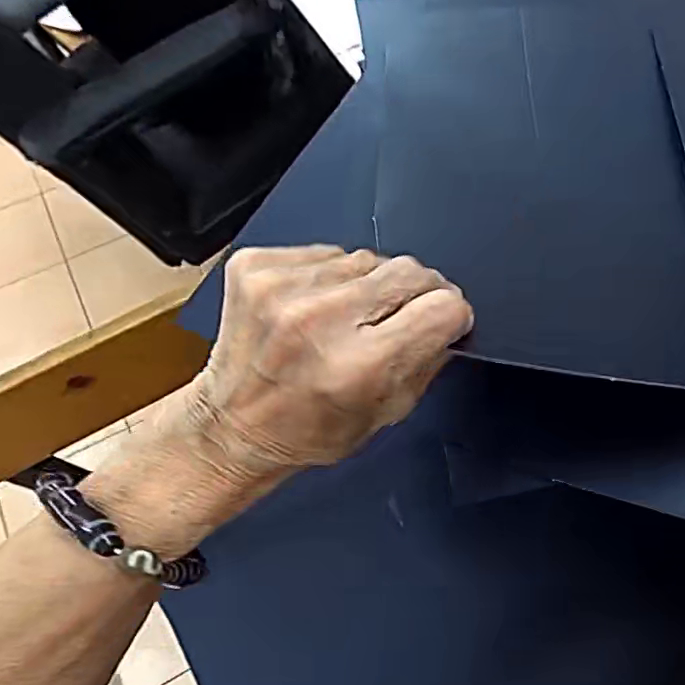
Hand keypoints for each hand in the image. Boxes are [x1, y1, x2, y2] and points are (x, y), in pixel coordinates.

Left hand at [188, 245, 472, 472]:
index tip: (443, 323)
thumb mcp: (386, 414)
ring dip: (370, 287)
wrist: (234, 426)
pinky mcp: (257, 266)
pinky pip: (326, 252)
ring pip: (368, 258)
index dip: (451, 316)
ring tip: (346, 322)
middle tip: (398, 321)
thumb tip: (449, 320)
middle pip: (410, 272)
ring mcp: (283, 287)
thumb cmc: (305, 432)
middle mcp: (320, 320)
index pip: (442, 307)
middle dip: (417, 296)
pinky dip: (331, 277)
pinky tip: (316, 308)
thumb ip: (427, 362)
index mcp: (359, 367)